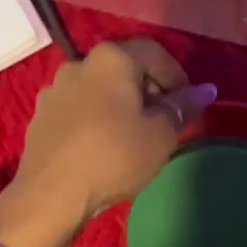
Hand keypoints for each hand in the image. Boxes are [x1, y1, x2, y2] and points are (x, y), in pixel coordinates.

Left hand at [0, 40, 214, 246]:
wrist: (51, 194)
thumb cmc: (115, 156)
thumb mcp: (161, 134)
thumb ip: (183, 107)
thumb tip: (205, 91)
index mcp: (112, 58)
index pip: (154, 52)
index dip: (177, 76)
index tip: (186, 103)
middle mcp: (80, 63)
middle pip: (124, 67)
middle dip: (148, 88)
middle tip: (163, 119)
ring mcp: (55, 89)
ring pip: (99, 87)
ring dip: (120, 103)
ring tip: (133, 134)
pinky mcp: (41, 115)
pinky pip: (79, 107)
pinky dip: (96, 117)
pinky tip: (103, 144)